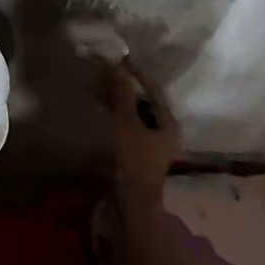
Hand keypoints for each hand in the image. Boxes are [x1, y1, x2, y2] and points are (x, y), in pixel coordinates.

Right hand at [106, 61, 179, 203]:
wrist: (130, 206)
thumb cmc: (134, 161)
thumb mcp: (127, 123)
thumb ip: (121, 94)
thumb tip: (115, 65)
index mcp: (168, 123)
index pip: (153, 89)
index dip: (136, 73)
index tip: (119, 59)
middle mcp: (162, 132)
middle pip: (142, 101)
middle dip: (122, 86)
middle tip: (103, 71)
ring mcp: (149, 144)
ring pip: (132, 113)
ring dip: (116, 99)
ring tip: (96, 85)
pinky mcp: (135, 154)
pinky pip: (125, 126)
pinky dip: (113, 114)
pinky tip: (99, 106)